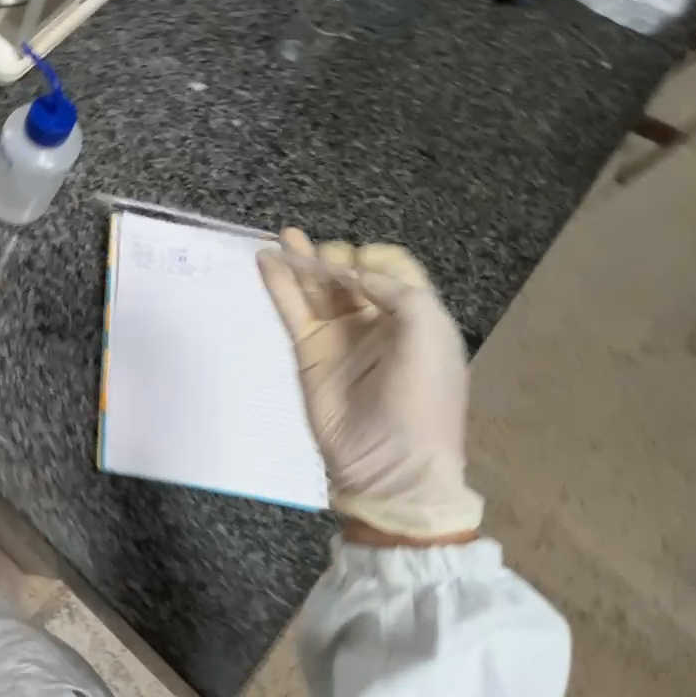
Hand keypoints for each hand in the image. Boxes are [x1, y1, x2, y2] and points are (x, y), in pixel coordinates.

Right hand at [256, 229, 482, 540]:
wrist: (389, 460)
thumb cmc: (421, 398)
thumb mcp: (429, 336)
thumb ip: (395, 292)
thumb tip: (348, 275)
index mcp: (417, 318)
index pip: (393, 269)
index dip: (375, 259)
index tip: (360, 269)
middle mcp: (378, 321)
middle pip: (351, 273)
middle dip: (337, 257)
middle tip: (325, 262)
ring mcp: (339, 334)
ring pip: (316, 287)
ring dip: (302, 259)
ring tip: (284, 236)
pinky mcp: (308, 348)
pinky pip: (291, 307)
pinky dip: (278, 282)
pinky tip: (266, 258)